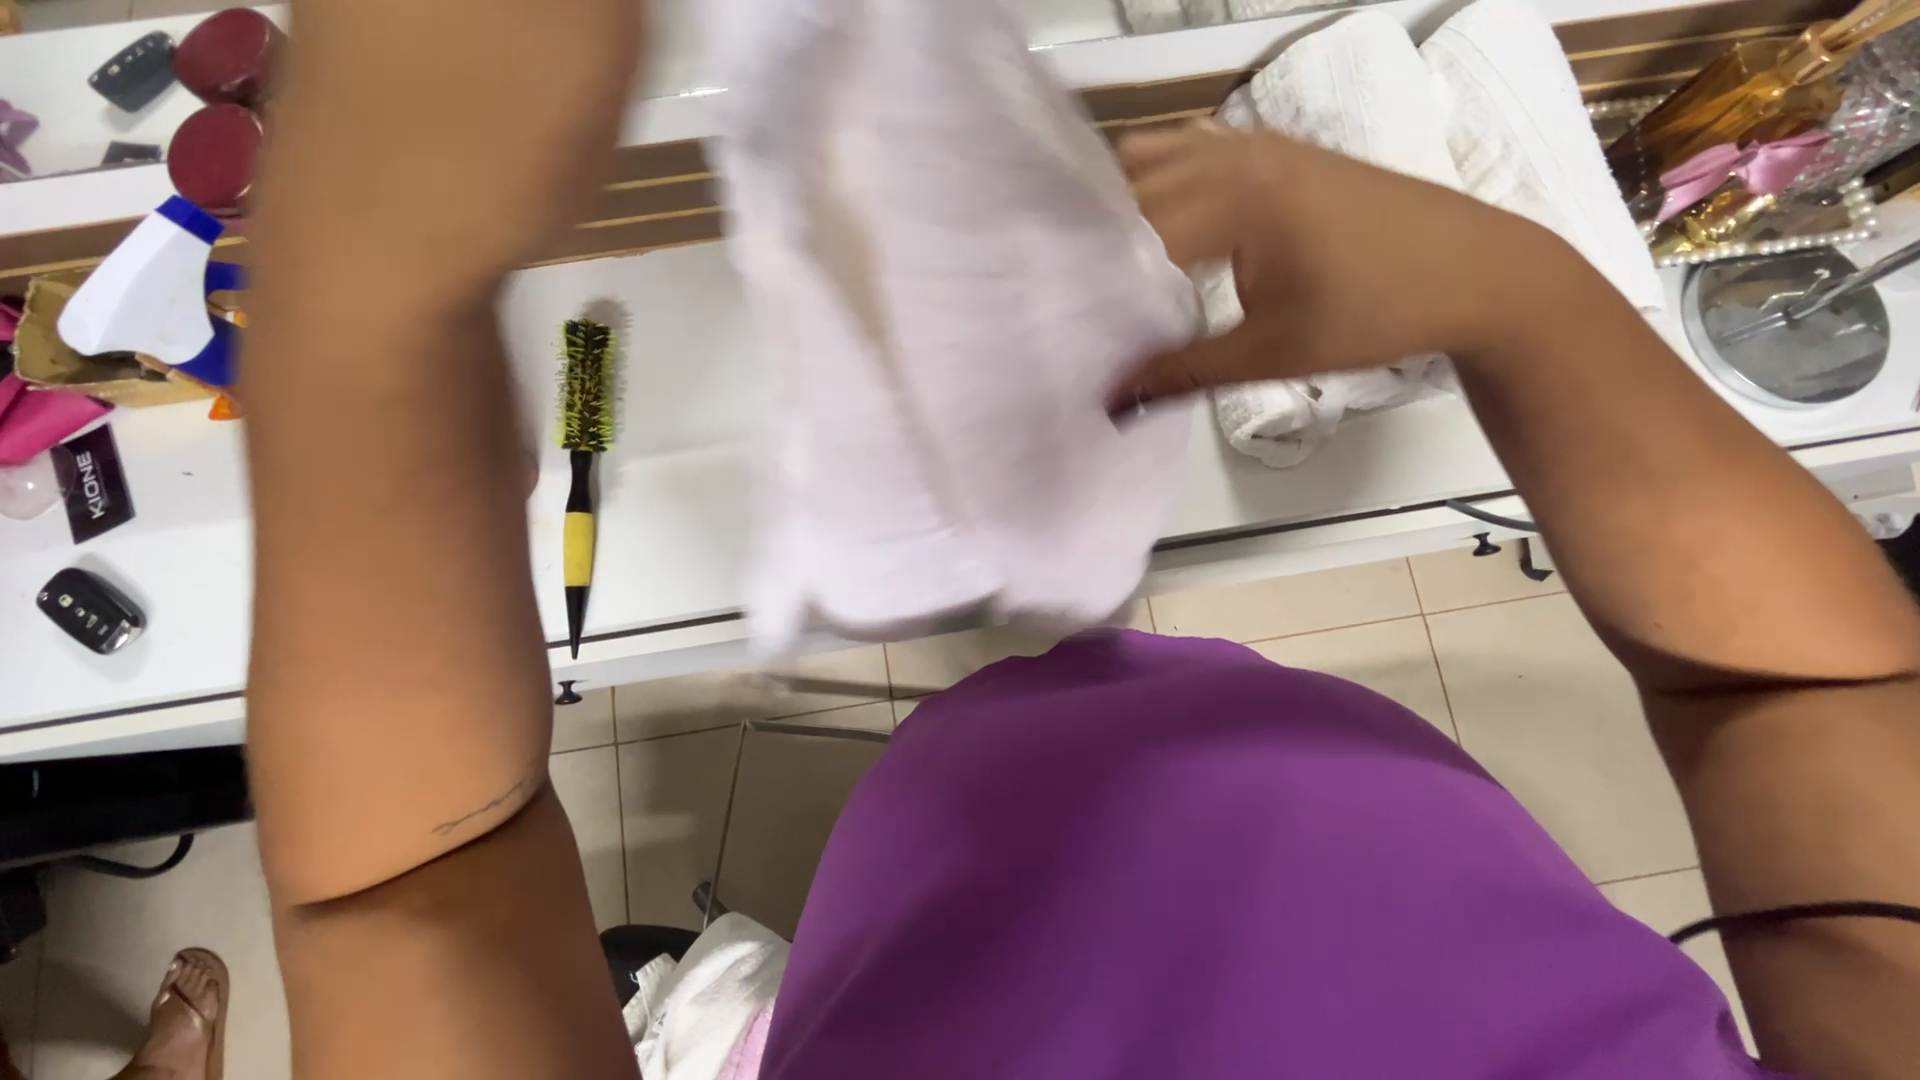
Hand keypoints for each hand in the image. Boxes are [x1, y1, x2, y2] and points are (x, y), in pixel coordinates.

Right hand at [1112, 123, 1585, 405]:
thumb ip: (1180, 372)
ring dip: (1127, 203)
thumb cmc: (1376, 313)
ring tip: (1101, 262)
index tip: (1063, 315)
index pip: (1129, 231)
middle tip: (1068, 292)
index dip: (1089, 275)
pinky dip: (1164, 181)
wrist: (1480, 273)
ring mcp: (1261, 143)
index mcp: (1233, 199)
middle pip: (1133, 186)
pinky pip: (1197, 150)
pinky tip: (1157, 226)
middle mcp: (1238, 154)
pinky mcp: (1280, 149)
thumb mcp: (1270, 353)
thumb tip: (1111, 402)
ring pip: (1160, 157)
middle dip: (1097, 237)